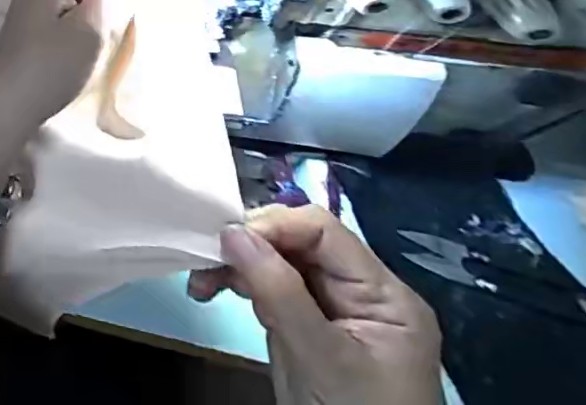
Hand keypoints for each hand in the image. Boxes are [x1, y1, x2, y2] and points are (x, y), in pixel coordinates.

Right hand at [190, 206, 441, 404]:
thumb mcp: (322, 360)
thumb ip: (280, 292)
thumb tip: (231, 231)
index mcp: (384, 294)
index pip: (323, 231)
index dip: (274, 226)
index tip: (228, 240)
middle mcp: (359, 292)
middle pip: (297, 242)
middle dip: (249, 245)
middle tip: (206, 259)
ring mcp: (331, 309)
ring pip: (277, 260)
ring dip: (237, 264)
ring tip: (202, 281)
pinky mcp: (305, 325)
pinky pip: (270, 286)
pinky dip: (241, 284)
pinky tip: (215, 290)